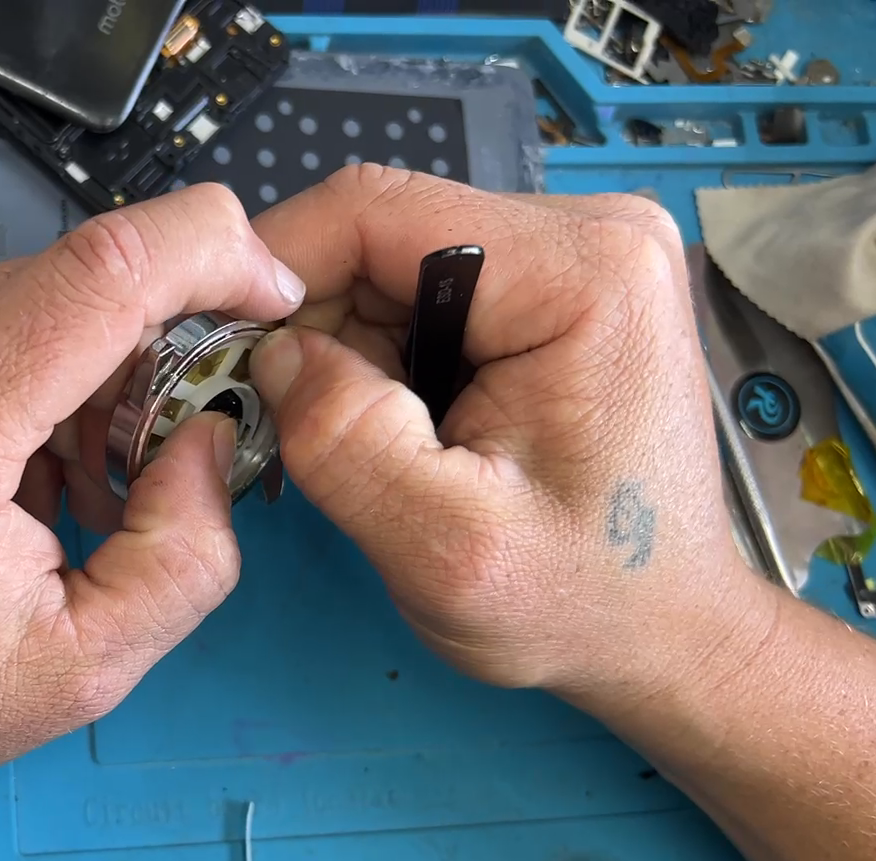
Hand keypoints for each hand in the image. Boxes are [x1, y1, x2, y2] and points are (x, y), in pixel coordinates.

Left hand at [0, 185, 305, 831]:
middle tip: (157, 447)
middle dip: (150, 344)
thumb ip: (187, 555)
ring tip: (71, 478)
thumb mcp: (81, 671)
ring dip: (81, 368)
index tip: (263, 294)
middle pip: (69, 280)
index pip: (102, 270)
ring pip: (20, 298)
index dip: (212, 251)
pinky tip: (11, 463)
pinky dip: (20, 375)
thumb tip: (207, 433)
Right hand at [247, 166, 770, 695]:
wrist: (660, 634)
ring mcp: (558, 267)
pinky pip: (405, 312)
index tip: (215, 355)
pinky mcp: (535, 306)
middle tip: (276, 428)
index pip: (372, 211)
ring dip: (329, 360)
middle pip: (371, 243)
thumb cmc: (574, 603)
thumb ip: (346, 441)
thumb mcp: (444, 544)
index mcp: (575, 271)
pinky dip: (361, 372)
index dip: (269, 272)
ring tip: (337, 449)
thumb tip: (271, 355)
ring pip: (378, 279)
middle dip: (301, 332)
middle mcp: (576, 238)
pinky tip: (375, 438)